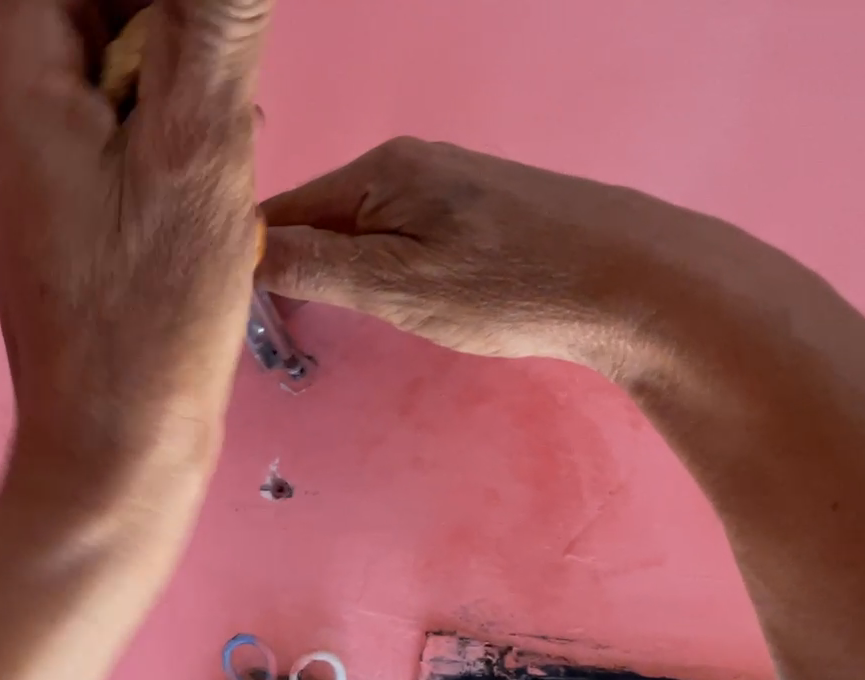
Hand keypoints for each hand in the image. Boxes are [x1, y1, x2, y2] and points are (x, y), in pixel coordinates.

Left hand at [0, 0, 271, 519]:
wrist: (115, 445)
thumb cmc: (146, 327)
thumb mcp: (198, 153)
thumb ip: (214, 21)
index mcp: (13, 82)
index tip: (208, 29)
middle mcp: (5, 112)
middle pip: (87, 3)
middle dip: (171, 26)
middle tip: (218, 96)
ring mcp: (32, 162)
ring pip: (108, 61)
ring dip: (178, 80)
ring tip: (212, 148)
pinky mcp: (64, 204)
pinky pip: (113, 124)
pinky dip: (166, 129)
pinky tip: (201, 180)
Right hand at [259, 137, 698, 376]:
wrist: (631, 283)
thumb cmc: (505, 288)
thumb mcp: (394, 286)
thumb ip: (312, 266)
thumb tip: (241, 252)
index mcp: (376, 173)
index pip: (277, 212)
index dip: (248, 262)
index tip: (234, 315)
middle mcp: (401, 164)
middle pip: (312, 219)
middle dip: (288, 270)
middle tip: (282, 329)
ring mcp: (437, 183)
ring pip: (350, 230)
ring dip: (329, 273)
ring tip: (328, 321)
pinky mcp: (465, 209)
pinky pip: (388, 235)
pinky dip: (369, 269)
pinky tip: (385, 299)